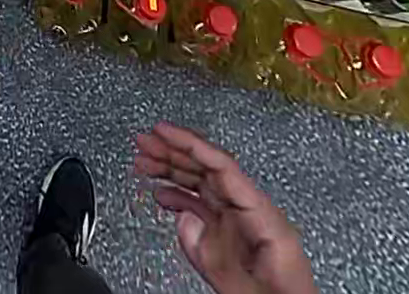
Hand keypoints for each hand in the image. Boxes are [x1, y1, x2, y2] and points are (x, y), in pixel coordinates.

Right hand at [134, 123, 315, 293]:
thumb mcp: (249, 292)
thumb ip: (217, 258)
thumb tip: (185, 219)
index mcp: (264, 219)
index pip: (221, 165)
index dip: (189, 143)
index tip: (163, 131)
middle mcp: (253, 217)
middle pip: (208, 170)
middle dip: (173, 151)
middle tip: (144, 141)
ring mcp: (243, 229)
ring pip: (202, 185)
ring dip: (171, 171)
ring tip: (143, 162)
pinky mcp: (234, 242)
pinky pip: (203, 209)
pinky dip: (179, 198)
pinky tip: (162, 195)